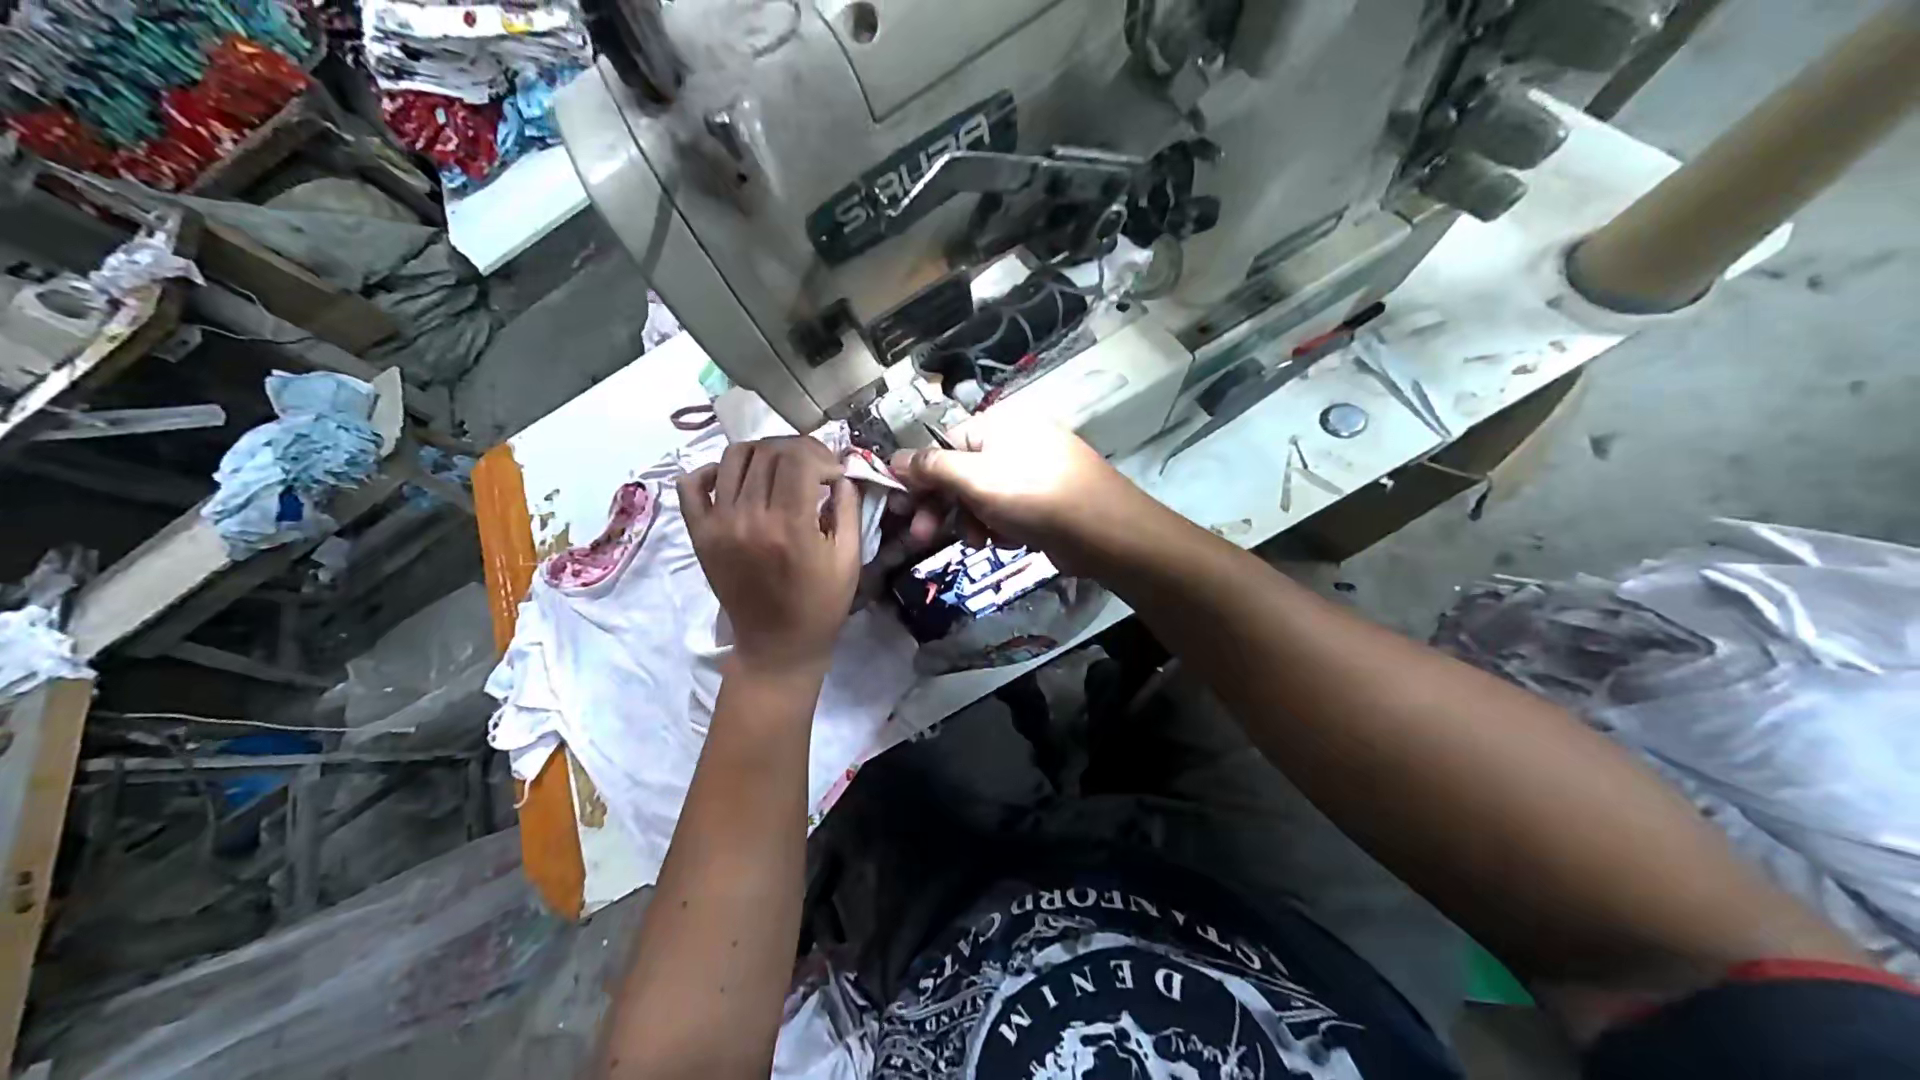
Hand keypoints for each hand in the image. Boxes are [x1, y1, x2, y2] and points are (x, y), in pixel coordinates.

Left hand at [678, 437, 861, 676]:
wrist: (777, 644)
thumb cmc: (821, 603)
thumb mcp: (850, 557)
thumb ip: (848, 507)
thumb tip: (839, 473)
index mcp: (790, 526)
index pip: (798, 458)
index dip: (821, 455)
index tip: (834, 473)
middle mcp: (749, 517)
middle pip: (767, 452)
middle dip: (797, 450)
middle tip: (812, 468)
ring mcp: (718, 524)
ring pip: (732, 457)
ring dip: (761, 454)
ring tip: (778, 471)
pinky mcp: (699, 534)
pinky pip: (691, 484)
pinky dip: (710, 471)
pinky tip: (735, 480)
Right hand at [888, 420, 1158, 571]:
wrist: (1103, 530)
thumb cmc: (1033, 496)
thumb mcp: (974, 479)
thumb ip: (931, 468)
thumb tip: (893, 459)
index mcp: (997, 424)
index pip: (943, 446)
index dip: (920, 478)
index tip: (903, 508)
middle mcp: (1014, 442)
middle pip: (961, 474)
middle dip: (943, 507)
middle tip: (923, 537)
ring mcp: (1033, 470)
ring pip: (983, 498)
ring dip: (973, 522)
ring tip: (982, 542)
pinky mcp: (1046, 499)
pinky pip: (1008, 510)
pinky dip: (1001, 527)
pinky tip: (1007, 542)